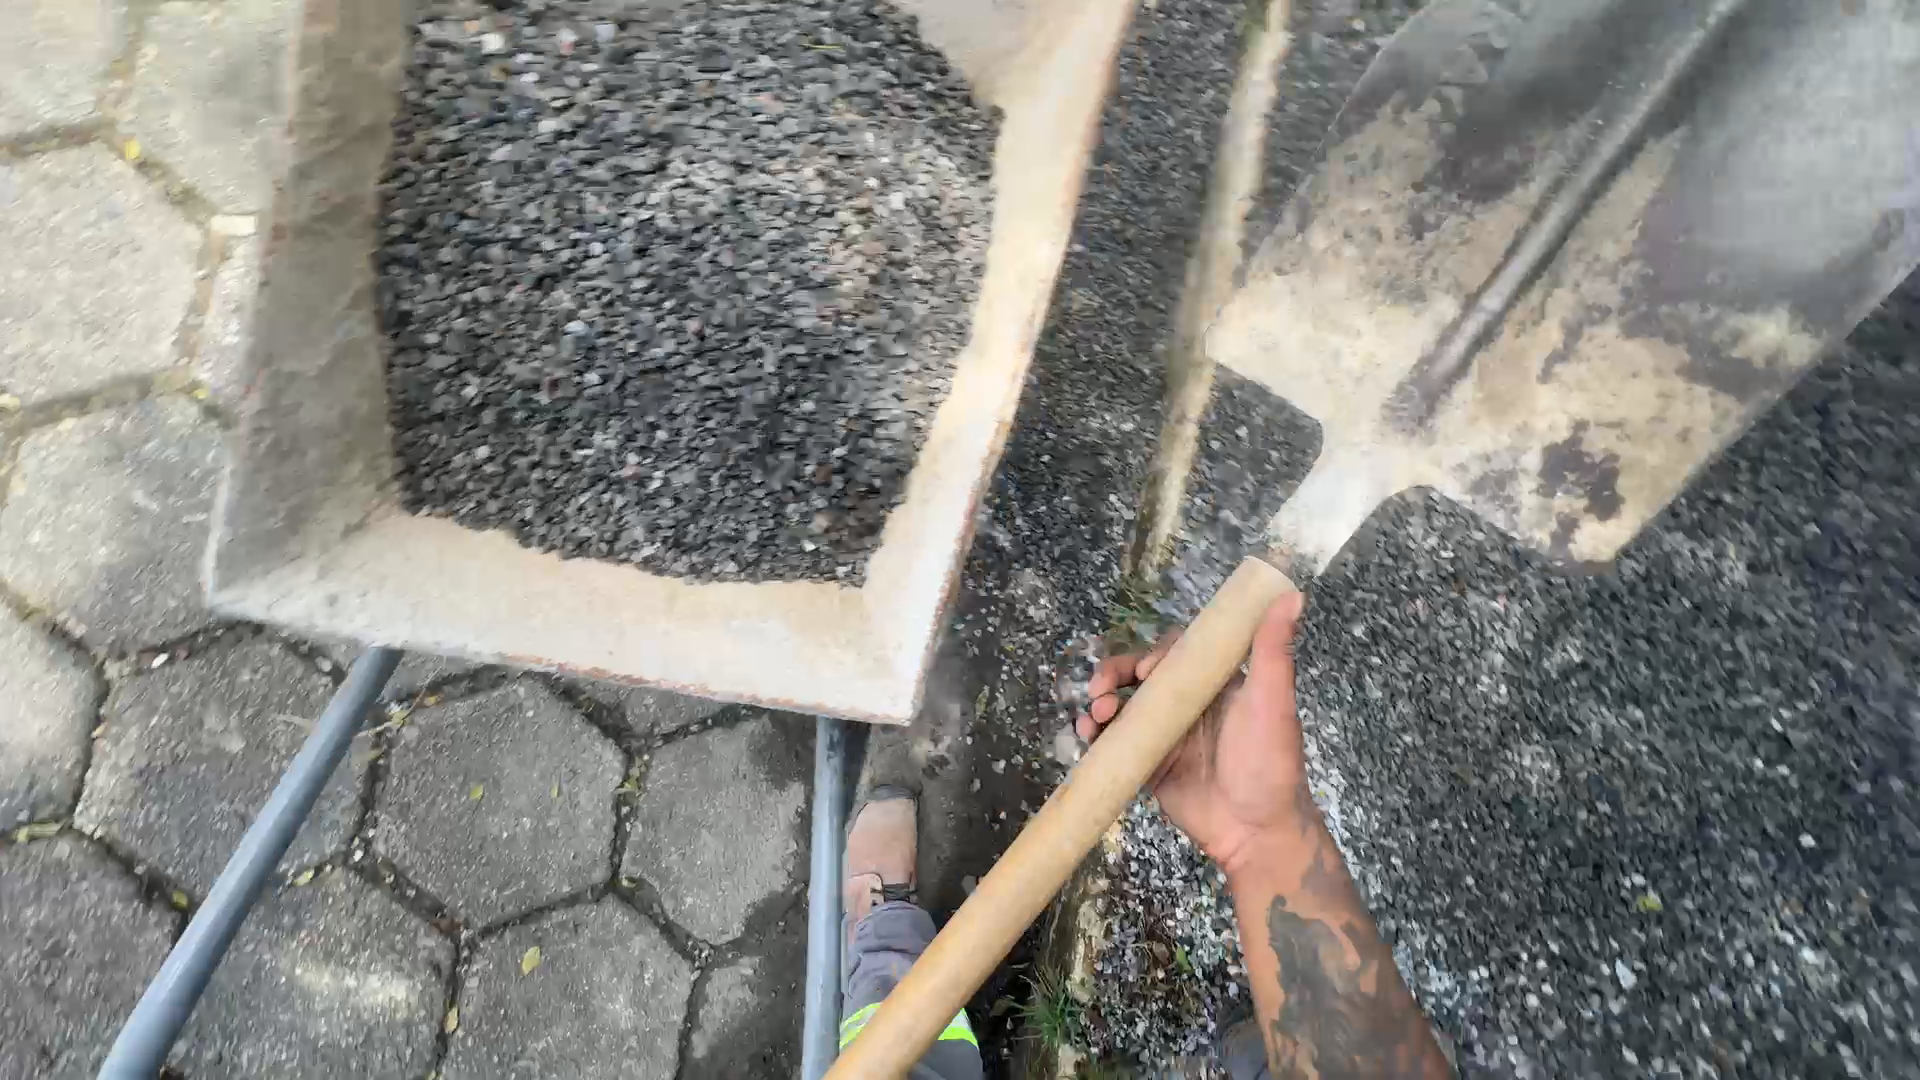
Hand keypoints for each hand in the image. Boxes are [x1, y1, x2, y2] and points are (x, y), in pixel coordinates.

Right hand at [1076, 592, 1313, 877]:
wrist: (1255, 833)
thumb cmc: (1269, 763)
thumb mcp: (1273, 703)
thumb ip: (1273, 651)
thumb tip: (1291, 594)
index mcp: (1212, 683)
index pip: (1174, 653)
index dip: (1152, 655)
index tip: (1147, 672)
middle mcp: (1185, 703)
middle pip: (1137, 675)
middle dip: (1113, 676)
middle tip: (1100, 691)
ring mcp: (1164, 734)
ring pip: (1121, 705)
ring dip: (1100, 704)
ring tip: (1094, 718)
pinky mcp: (1148, 763)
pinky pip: (1115, 742)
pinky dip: (1095, 737)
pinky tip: (1087, 739)